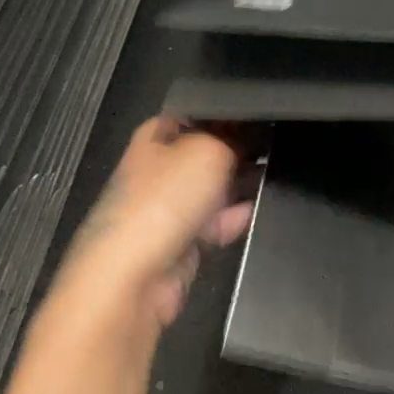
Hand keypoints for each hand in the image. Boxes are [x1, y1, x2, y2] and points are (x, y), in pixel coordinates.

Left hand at [50, 116, 252, 327]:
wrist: (130, 280)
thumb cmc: (161, 202)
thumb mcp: (208, 150)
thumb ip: (231, 138)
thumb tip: (244, 140)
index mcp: (151, 141)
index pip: (188, 116)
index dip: (219, 114)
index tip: (251, 118)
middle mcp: (154, 174)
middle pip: (201, 155)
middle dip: (232, 154)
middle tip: (263, 150)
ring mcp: (163, 212)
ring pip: (208, 192)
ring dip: (234, 189)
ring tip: (264, 181)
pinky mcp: (175, 245)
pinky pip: (210, 226)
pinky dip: (229, 221)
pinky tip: (246, 217)